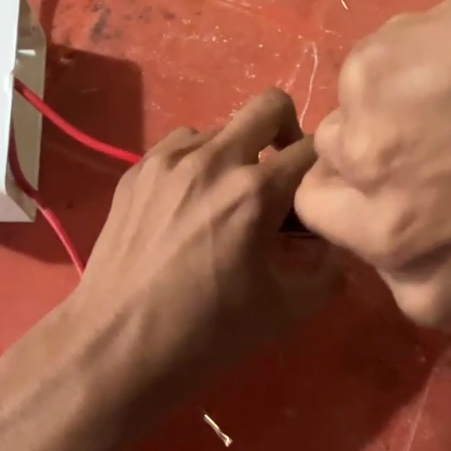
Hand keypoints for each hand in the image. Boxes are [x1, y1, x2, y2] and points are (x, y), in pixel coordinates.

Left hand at [54, 88, 341, 426]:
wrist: (118, 345)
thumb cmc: (207, 334)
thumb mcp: (285, 312)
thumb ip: (326, 272)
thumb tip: (332, 246)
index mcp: (255, 192)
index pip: (313, 148)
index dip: (325, 166)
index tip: (318, 191)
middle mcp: (213, 160)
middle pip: (269, 106)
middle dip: (286, 133)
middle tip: (279, 177)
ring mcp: (168, 161)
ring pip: (220, 128)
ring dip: (235, 153)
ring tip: (224, 200)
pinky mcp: (136, 171)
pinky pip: (179, 146)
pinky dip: (195, 163)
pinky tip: (187, 205)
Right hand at [295, 0, 450, 327]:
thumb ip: (443, 235)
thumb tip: (399, 188)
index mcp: (426, 289)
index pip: (363, 251)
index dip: (388, 208)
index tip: (428, 181)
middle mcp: (383, 235)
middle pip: (321, 198)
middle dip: (356, 169)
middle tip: (415, 134)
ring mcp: (365, 154)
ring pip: (335, 128)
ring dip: (375, 110)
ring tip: (447, 86)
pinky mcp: (365, 78)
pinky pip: (359, 70)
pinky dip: (396, 58)